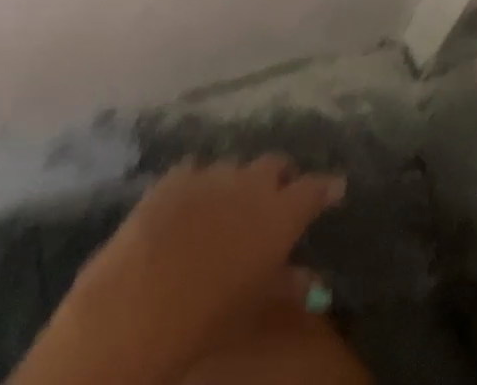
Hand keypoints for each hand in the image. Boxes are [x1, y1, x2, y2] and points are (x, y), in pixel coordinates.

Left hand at [55, 157, 345, 375]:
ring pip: (234, 166)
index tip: (335, 187)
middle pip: (275, 164)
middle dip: (282, 176)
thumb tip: (311, 280)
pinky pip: (195, 170)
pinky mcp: (172, 178)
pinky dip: (201, 182)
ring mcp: (208, 175)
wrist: (141, 300)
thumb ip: (288, 284)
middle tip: (282, 194)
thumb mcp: (258, 304)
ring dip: (239, 180)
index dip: (326, 187)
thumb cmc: (211, 312)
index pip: (314, 188)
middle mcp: (249, 184)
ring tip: (233, 201)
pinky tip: (194, 200)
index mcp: (281, 213)